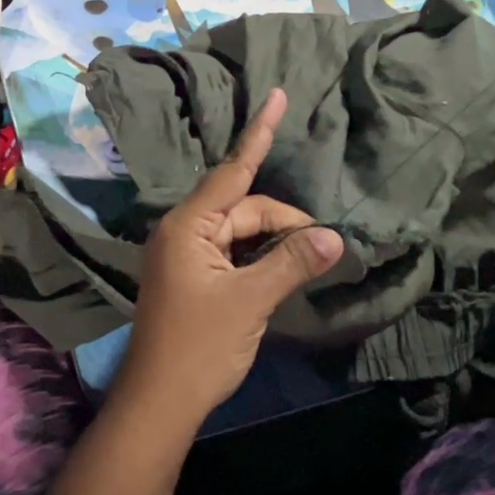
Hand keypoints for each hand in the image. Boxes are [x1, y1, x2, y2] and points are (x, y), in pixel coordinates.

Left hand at [113, 89, 344, 420]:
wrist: (160, 399)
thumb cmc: (200, 346)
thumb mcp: (250, 302)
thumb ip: (290, 263)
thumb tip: (333, 236)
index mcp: (187, 225)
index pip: (232, 171)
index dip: (259, 133)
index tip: (276, 95)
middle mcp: (182, 230)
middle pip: (242, 207)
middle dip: (284, 221)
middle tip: (324, 246)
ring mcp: (184, 253)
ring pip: (239, 231)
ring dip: (273, 241)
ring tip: (310, 257)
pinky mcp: (191, 275)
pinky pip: (231, 250)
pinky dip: (259, 256)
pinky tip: (284, 268)